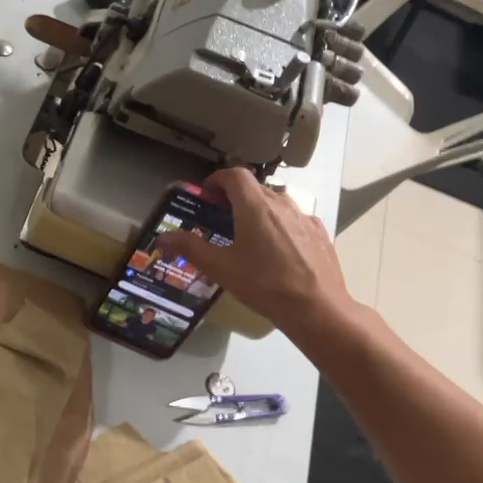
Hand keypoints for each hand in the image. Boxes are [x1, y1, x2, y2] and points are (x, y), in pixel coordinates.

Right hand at [154, 168, 356, 335]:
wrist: (316, 307)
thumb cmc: (263, 284)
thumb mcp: (220, 268)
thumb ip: (190, 248)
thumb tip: (162, 237)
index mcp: (254, 206)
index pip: (235, 175)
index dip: (218, 179)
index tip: (207, 195)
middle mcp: (281, 203)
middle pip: (255, 187)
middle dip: (235, 196)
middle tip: (221, 218)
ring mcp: (305, 217)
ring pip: (277, 202)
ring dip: (259, 209)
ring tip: (249, 234)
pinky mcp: (320, 233)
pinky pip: (295, 219)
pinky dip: (281, 224)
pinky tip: (278, 249)